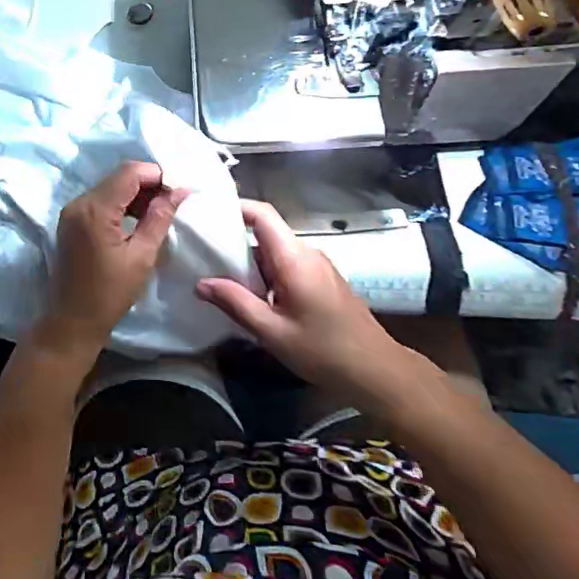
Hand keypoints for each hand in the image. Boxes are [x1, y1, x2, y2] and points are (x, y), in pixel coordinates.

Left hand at [37, 161, 189, 361]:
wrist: (73, 320)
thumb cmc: (111, 293)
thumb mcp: (142, 255)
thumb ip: (160, 217)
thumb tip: (180, 190)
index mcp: (95, 209)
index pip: (129, 173)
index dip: (157, 175)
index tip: (179, 190)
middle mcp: (79, 202)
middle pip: (119, 176)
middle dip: (148, 183)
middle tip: (173, 201)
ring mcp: (71, 210)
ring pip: (110, 186)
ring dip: (135, 192)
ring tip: (159, 211)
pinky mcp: (71, 220)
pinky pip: (100, 199)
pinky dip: (120, 202)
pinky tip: (138, 218)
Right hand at [196, 200, 417, 400]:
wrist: (376, 371)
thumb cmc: (323, 350)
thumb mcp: (272, 331)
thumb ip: (235, 303)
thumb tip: (201, 283)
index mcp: (294, 259)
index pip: (263, 215)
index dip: (235, 207)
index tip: (208, 213)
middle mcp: (307, 254)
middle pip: (265, 234)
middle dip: (234, 241)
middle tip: (203, 254)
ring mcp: (318, 267)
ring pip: (275, 252)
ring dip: (249, 262)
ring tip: (220, 278)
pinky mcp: (322, 281)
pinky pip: (287, 266)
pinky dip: (265, 274)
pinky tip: (252, 297)